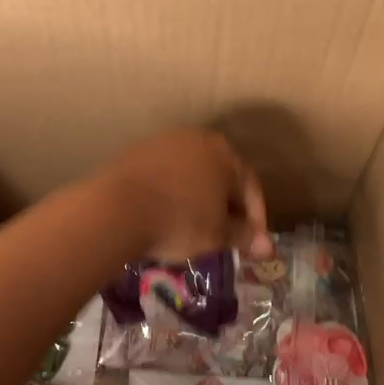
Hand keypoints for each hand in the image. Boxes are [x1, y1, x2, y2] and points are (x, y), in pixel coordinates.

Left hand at [94, 128, 270, 262]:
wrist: (117, 207)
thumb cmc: (179, 220)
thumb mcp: (217, 234)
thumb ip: (244, 235)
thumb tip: (266, 245)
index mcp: (224, 153)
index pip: (250, 187)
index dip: (256, 219)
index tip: (253, 244)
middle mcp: (197, 139)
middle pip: (221, 175)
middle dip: (227, 206)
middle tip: (226, 235)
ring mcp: (164, 142)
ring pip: (192, 173)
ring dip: (198, 198)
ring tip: (195, 227)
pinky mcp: (136, 152)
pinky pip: (165, 175)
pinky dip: (172, 193)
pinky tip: (166, 214)